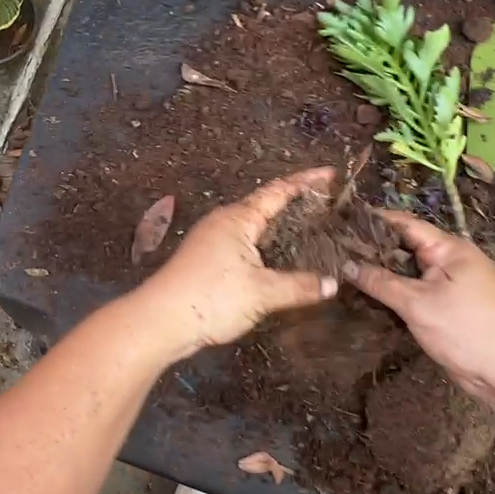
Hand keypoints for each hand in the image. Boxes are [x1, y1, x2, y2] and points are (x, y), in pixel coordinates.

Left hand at [132, 168, 340, 357]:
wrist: (161, 320)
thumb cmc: (211, 298)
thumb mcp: (262, 293)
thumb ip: (299, 286)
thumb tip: (333, 283)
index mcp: (238, 219)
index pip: (278, 191)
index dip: (306, 181)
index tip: (331, 174)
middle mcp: (224, 221)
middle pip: (265, 204)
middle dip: (296, 201)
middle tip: (328, 202)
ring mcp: (212, 238)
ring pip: (254, 224)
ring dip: (280, 222)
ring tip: (310, 225)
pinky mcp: (207, 257)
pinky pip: (245, 240)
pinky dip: (267, 242)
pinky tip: (279, 255)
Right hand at [340, 210, 494, 401]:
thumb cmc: (467, 330)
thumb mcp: (418, 303)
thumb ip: (380, 282)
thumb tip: (346, 265)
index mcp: (449, 249)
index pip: (405, 225)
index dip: (373, 221)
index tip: (341, 222)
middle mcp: (451, 262)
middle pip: (405, 248)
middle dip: (372, 249)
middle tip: (334, 251)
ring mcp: (451, 286)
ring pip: (408, 273)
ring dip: (381, 275)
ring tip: (342, 272)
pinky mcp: (448, 309)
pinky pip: (415, 293)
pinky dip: (393, 294)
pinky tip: (367, 298)